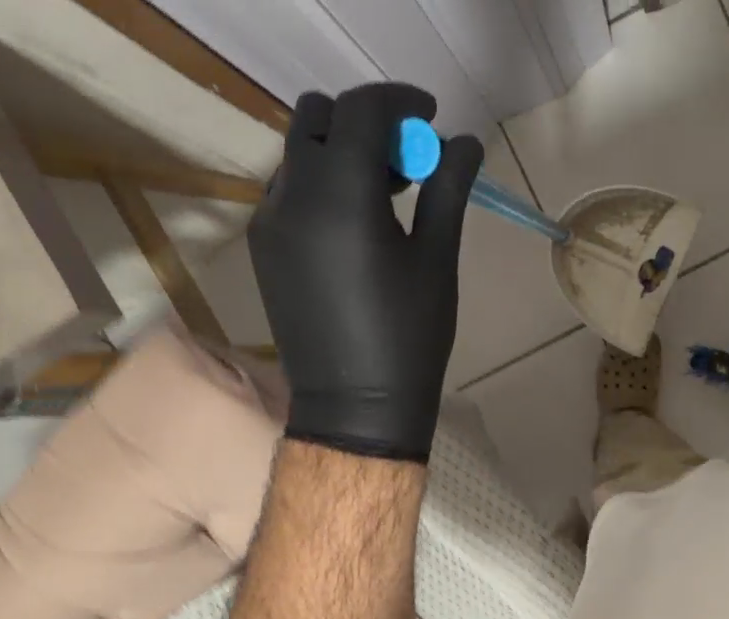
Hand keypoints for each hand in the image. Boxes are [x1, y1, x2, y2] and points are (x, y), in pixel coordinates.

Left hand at [249, 84, 484, 460]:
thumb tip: (465, 143)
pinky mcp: (263, 245)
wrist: (355, 406)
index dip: (400, 102)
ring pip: (300, 151)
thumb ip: (447, 191)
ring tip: (386, 197)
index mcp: (343, 197)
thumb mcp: (437, 262)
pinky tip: (355, 227)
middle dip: (366, 123)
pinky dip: (322, 184)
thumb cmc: (409, 337)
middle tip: (407, 161)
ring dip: (342, 152)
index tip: (431, 117)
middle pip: (320, 118)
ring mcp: (270, 219)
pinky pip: (289, 188)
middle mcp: (295, 195)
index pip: (363, 111)